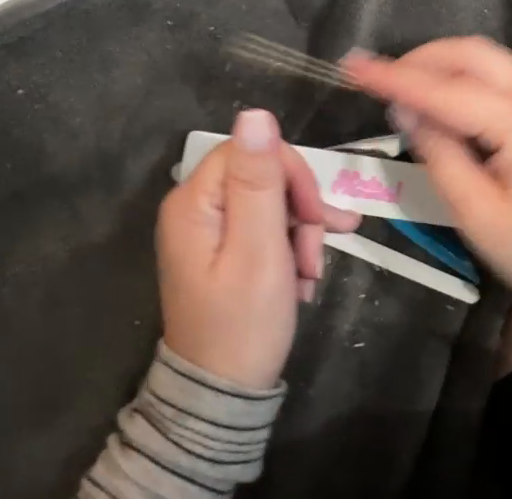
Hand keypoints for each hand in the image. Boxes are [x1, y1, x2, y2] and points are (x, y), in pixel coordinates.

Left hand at [157, 109, 361, 388]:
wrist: (222, 398)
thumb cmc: (243, 324)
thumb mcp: (260, 249)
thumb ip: (259, 180)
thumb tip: (255, 112)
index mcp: (195, 200)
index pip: (251, 150)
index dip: (290, 174)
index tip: (315, 217)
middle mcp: (195, 207)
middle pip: (261, 174)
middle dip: (300, 209)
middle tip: (316, 254)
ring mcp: (207, 230)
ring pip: (270, 202)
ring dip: (300, 233)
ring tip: (311, 275)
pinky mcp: (221, 250)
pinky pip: (263, 228)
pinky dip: (289, 249)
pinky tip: (303, 279)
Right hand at [343, 38, 511, 303]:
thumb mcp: (476, 215)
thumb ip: (438, 154)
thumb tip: (406, 111)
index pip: (447, 89)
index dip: (395, 78)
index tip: (354, 66)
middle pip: (473, 54)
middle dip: (422, 58)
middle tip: (381, 75)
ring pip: (491, 60)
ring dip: (445, 64)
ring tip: (406, 84)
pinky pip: (507, 77)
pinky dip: (470, 78)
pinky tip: (447, 98)